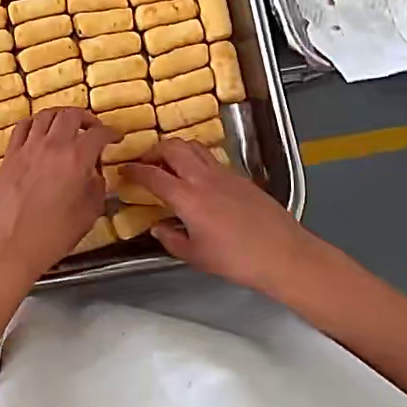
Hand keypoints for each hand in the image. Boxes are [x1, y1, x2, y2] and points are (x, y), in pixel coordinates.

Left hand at [0, 108, 116, 281]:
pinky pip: (23, 127)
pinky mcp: (10, 155)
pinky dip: (36, 123)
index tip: (116, 137)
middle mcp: (53, 145)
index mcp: (77, 158)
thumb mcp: (89, 213)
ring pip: (46, 115)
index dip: (111, 132)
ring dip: (61, 116)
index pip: (98, 134)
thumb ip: (97, 187)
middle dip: (87, 119)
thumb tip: (95, 175)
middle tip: (93, 129)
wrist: (11, 245)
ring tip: (68, 126)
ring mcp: (28, 148)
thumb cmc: (54, 235)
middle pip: (71, 115)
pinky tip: (40, 131)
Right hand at [122, 138, 342, 298]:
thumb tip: (158, 227)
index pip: (153, 175)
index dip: (134, 170)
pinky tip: (197, 177)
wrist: (283, 253)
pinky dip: (196, 159)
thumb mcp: (195, 256)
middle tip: (145, 162)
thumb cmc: (236, 260)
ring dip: (176, 149)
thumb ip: (171, 239)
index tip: (123, 170)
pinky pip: (211, 158)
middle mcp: (203, 178)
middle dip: (154, 150)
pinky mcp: (240, 176)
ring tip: (169, 163)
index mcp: (187, 197)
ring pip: (193, 146)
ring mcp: (224, 173)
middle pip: (172, 147)